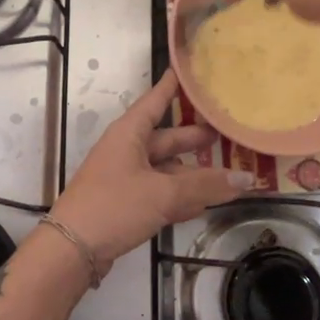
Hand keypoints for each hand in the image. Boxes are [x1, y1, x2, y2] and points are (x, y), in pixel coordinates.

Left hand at [49, 72, 254, 273]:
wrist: (72, 249)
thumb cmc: (115, 206)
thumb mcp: (164, 193)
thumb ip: (205, 186)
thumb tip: (247, 178)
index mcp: (129, 133)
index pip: (156, 101)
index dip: (173, 86)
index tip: (190, 70)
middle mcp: (126, 149)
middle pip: (166, 138)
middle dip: (194, 137)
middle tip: (226, 131)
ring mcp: (125, 178)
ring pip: (165, 169)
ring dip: (192, 173)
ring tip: (227, 172)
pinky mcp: (126, 204)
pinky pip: (159, 192)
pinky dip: (180, 196)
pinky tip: (205, 203)